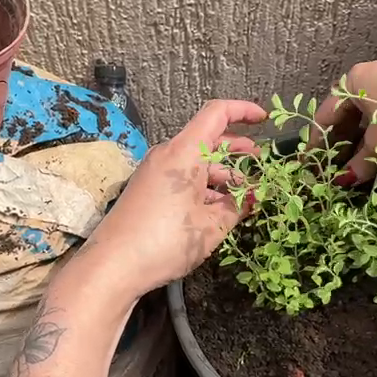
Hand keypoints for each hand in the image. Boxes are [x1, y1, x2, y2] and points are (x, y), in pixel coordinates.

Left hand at [70, 99, 266, 301]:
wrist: (112, 266)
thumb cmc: (165, 241)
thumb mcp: (211, 226)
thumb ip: (237, 207)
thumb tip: (252, 197)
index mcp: (184, 152)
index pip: (216, 113)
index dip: (243, 110)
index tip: (264, 118)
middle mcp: (168, 155)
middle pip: (208, 139)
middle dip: (237, 149)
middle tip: (260, 163)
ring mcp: (155, 173)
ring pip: (196, 162)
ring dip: (222, 174)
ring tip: (245, 193)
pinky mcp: (148, 190)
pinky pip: (183, 179)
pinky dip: (204, 187)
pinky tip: (220, 208)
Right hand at [312, 61, 376, 180]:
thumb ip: (359, 162)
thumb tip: (344, 180)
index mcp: (355, 80)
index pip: (326, 113)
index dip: (316, 141)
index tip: (308, 163)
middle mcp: (374, 73)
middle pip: (348, 111)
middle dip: (340, 141)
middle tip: (332, 166)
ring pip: (370, 113)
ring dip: (361, 140)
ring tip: (357, 164)